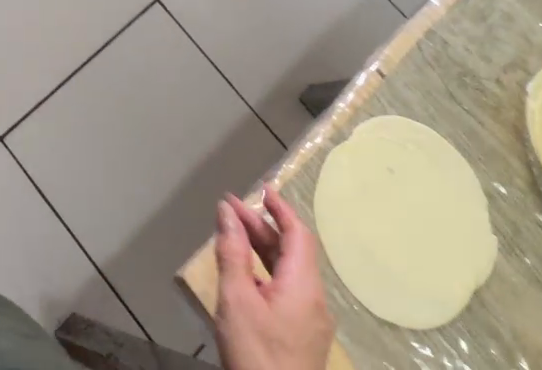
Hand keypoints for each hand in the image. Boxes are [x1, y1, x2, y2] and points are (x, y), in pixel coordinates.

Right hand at [214, 185, 333, 369]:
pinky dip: (265, 269)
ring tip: (232, 232)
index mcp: (304, 287)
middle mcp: (314, 300)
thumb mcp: (236, 298)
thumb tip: (227, 211)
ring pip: (289, 271)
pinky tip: (244, 272)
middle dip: (262, 226)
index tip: (261, 189)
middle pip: (292, 252)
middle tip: (229, 208)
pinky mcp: (301, 336)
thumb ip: (232, 251)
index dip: (281, 209)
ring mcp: (310, 321)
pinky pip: (286, 289)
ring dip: (262, 247)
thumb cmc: (255, 353)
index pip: (298, 235)